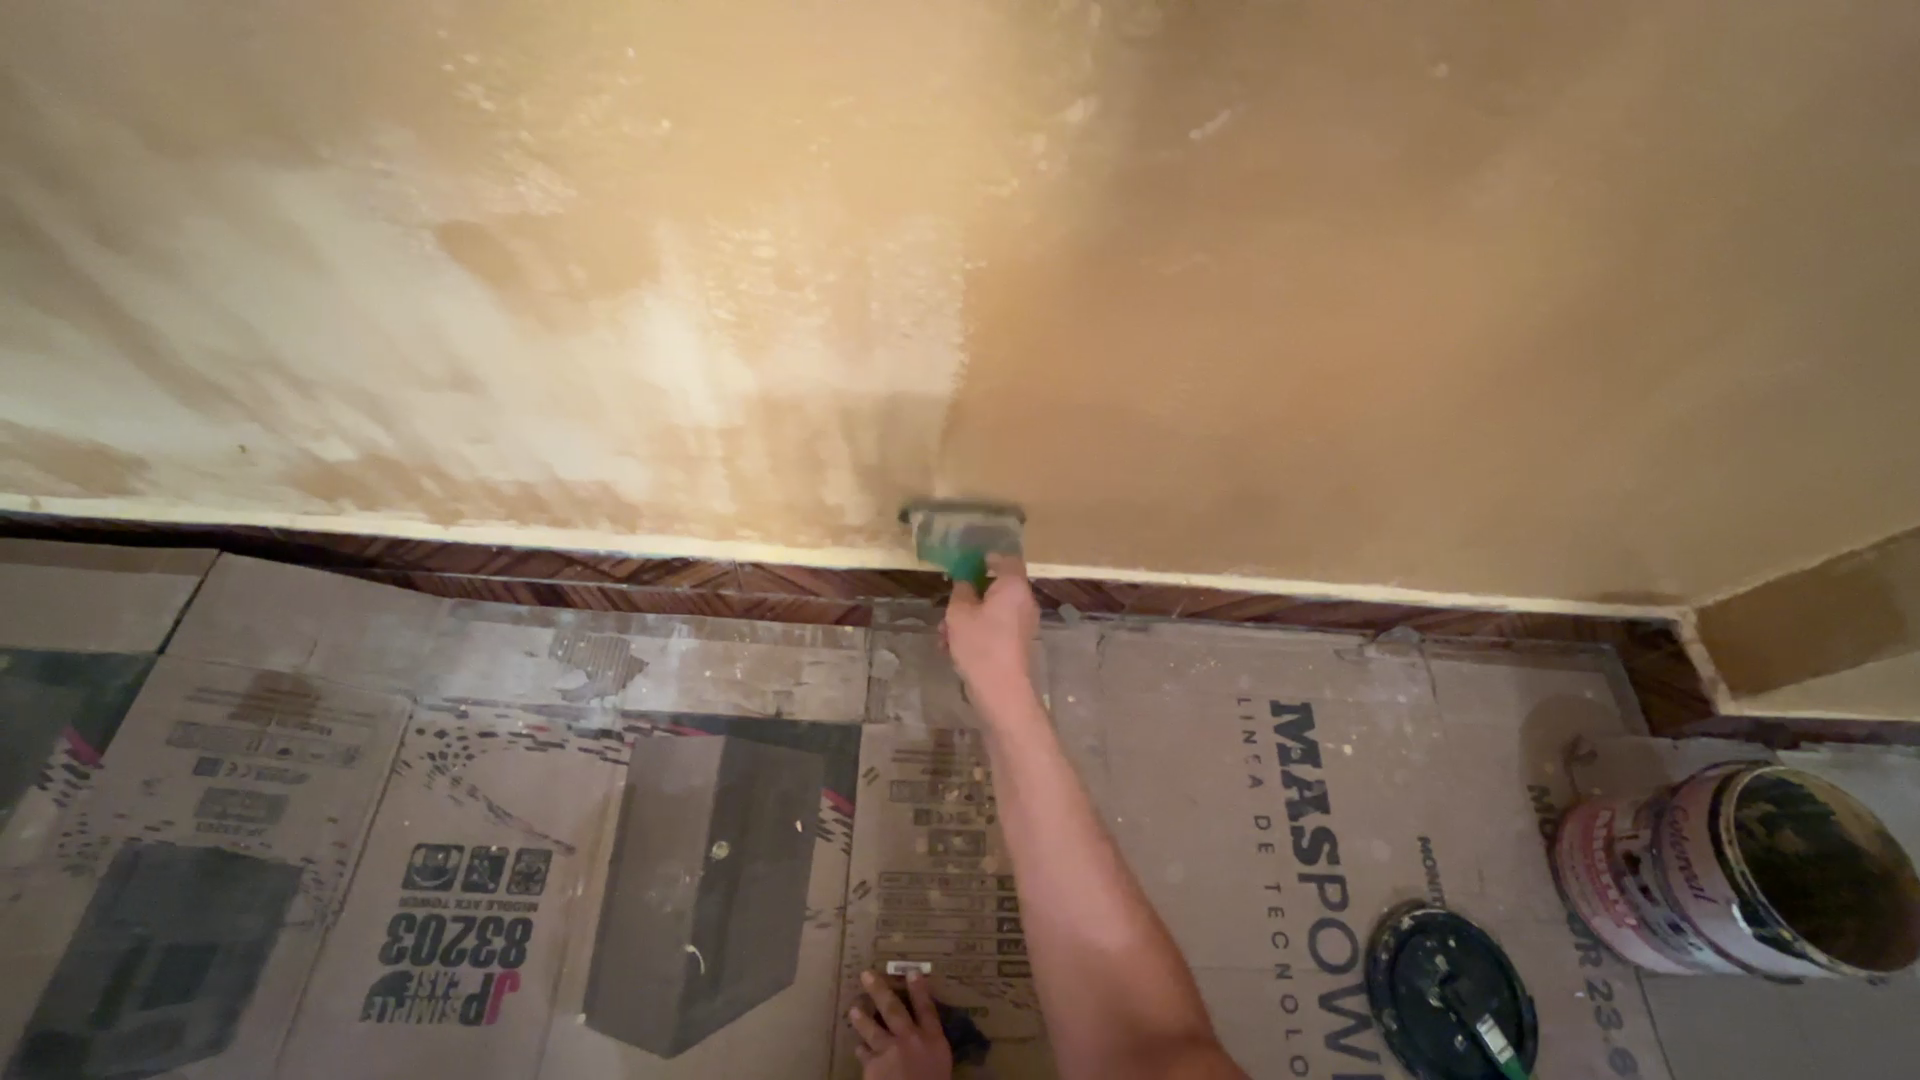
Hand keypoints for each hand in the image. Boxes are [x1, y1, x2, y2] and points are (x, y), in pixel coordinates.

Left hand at [850, 971, 951, 1079]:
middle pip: (893, 1009)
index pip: (927, 1008)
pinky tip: (858, 1049)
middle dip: (879, 990)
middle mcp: (911, 1039)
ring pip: (872, 1028)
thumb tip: (920, 1033)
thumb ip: (931, 1047)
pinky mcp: (873, 1067)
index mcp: (933, 1040)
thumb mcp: (941, 1064)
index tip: (911, 971)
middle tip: (866, 975)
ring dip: (861, 1018)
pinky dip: (862, 1052)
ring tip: (853, 1009)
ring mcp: (890, 1051)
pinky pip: (865, 1055)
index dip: (919, 989)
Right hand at [943, 554, 1039, 710]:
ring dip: (967, 617)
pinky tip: (952, 648)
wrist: (1001, 690)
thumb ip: (961, 590)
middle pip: (997, 587)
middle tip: (948, 605)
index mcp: (1013, 586)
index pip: (1007, 559)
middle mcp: (1024, 601)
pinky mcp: (1018, 642)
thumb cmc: (980, 644)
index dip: (988, 557)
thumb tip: (966, 582)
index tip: (968, 562)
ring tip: (944, 634)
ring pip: (992, 610)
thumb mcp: (959, 613)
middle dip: (969, 595)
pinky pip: (996, 627)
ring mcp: (1023, 623)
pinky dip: (976, 631)